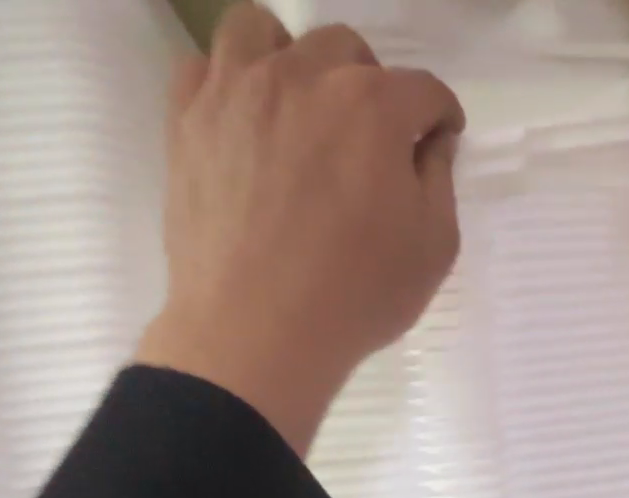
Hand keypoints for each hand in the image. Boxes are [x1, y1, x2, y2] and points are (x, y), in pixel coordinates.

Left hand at [139, 5, 464, 454]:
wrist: (256, 335)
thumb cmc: (356, 298)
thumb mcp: (433, 248)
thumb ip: (440, 179)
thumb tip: (431, 140)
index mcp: (373, 106)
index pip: (423, 90)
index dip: (439, 118)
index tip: (438, 141)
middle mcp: (304, 77)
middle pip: (346, 50)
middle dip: (370, 87)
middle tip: (368, 142)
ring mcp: (237, 92)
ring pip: (262, 32)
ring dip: (291, 60)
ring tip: (299, 109)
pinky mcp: (188, 122)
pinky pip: (203, 67)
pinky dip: (228, 84)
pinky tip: (245, 124)